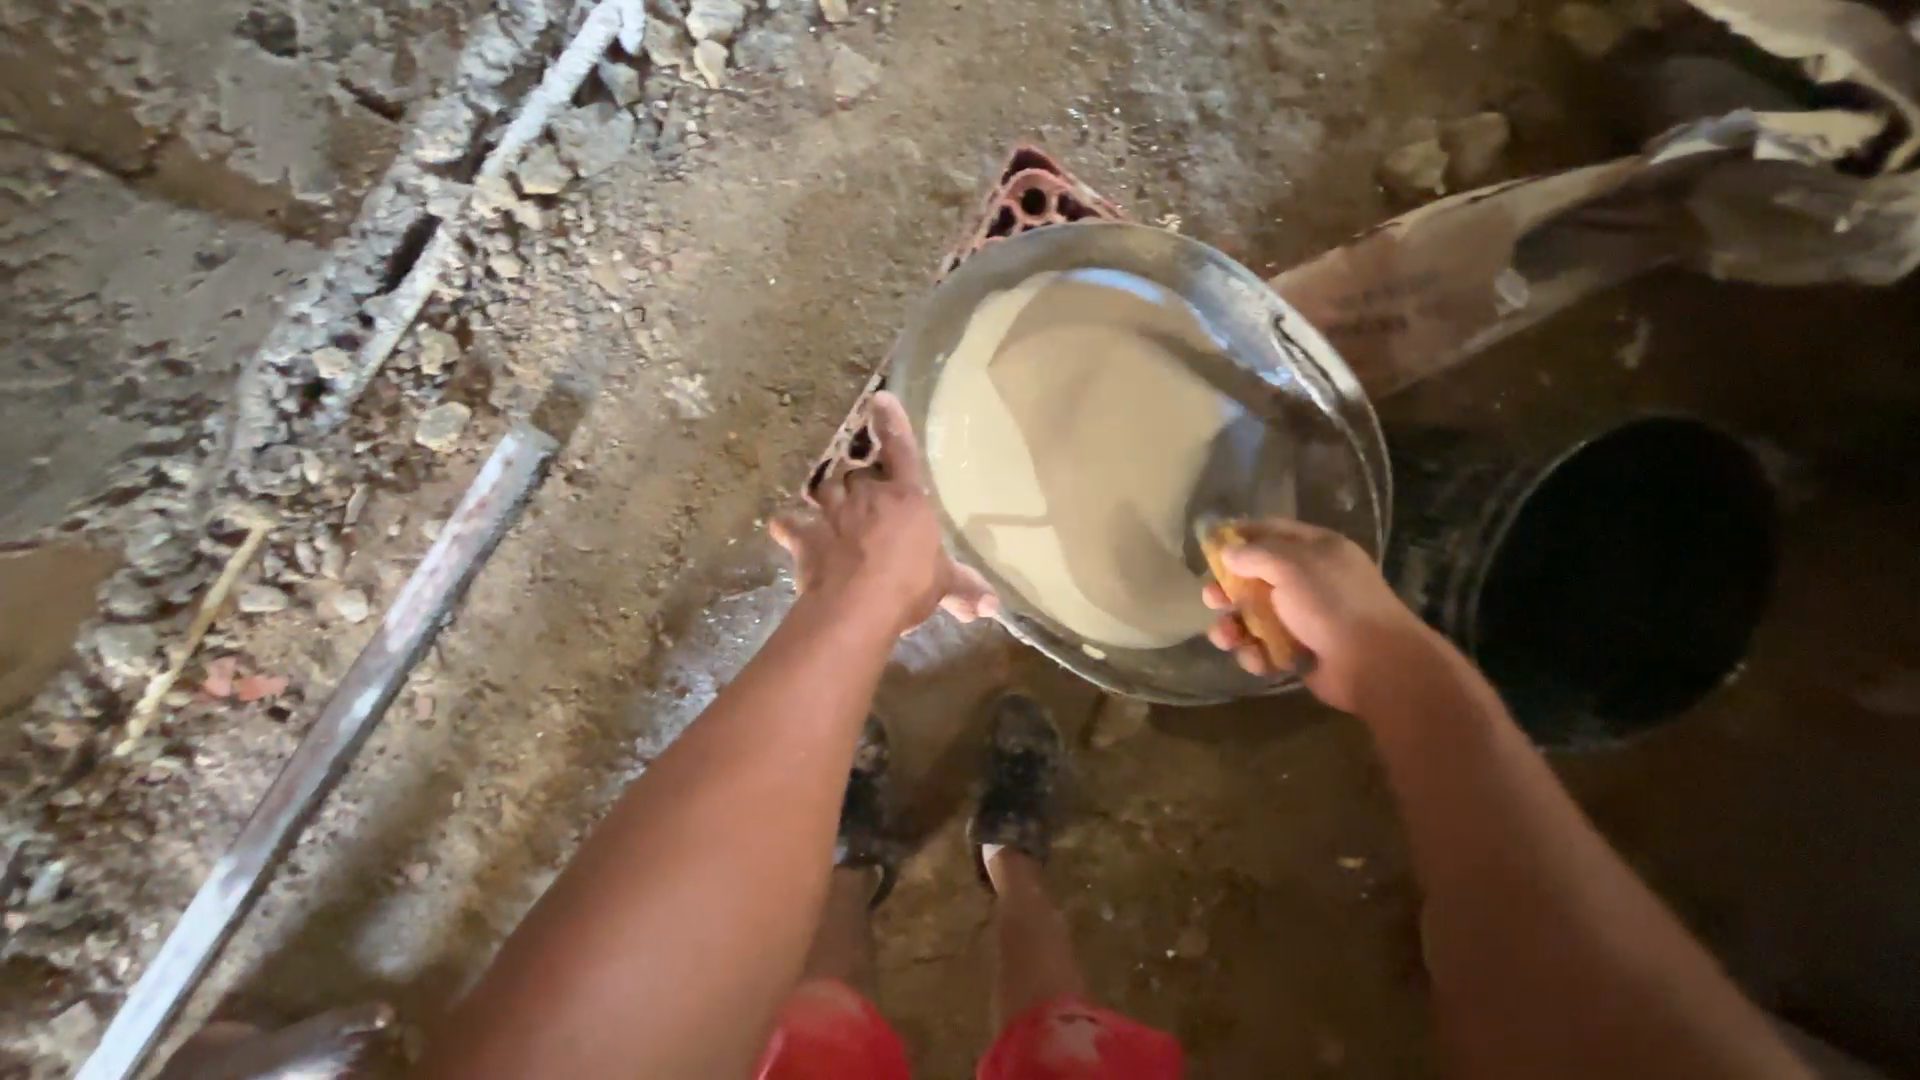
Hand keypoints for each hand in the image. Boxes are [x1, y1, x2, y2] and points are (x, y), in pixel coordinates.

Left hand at [771, 392, 997, 635]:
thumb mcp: (943, 585)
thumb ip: (966, 589)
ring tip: (830, 502)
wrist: (858, 605)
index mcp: (905, 498)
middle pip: (859, 473)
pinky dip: (788, 525)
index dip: (892, 423)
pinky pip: (791, 524)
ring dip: (828, 493)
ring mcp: (833, 513)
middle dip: (860, 479)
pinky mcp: (806, 537)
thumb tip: (993, 607)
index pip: (901, 449)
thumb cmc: (909, 584)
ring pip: (825, 488)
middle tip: (864, 492)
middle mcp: (867, 496)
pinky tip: (785, 526)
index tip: (880, 398)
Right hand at [1201, 519, 1439, 712]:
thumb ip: (1255, 554)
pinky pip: (1264, 649)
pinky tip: (1258, 659)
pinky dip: (1256, 654)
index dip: (1239, 535)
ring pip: (1253, 617)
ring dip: (1233, 627)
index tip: (1209, 544)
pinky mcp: (1299, 652)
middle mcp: (1309, 581)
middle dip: (1228, 589)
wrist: (1374, 664)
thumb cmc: (1333, 603)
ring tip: (1226, 636)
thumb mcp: (1293, 566)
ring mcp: (1304, 619)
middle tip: (1211, 598)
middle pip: (1254, 578)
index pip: (1271, 531)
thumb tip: (1227, 552)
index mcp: (1316, 550)